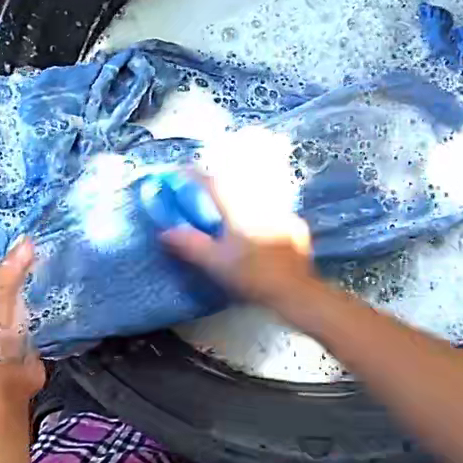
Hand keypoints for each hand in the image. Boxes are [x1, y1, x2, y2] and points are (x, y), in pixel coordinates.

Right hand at [158, 171, 317, 306]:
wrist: (294, 290)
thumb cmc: (252, 275)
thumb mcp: (215, 263)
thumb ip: (191, 244)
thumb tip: (166, 231)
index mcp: (239, 209)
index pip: (213, 183)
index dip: (196, 175)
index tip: (183, 172)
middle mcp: (261, 203)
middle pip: (237, 183)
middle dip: (220, 183)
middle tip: (208, 190)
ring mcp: (282, 212)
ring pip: (258, 195)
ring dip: (243, 196)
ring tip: (233, 209)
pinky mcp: (296, 225)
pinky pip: (275, 211)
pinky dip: (263, 214)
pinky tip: (261, 227)